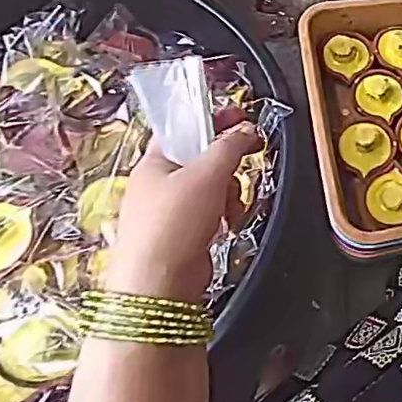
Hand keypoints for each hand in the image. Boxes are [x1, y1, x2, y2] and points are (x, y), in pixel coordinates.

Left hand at [102, 122, 263, 301]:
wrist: (159, 285)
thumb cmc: (174, 223)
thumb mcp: (207, 174)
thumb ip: (229, 147)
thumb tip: (246, 129)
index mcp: (154, 161)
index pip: (185, 127)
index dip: (213, 119)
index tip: (241, 117)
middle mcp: (158, 183)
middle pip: (202, 158)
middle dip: (227, 164)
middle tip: (246, 160)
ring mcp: (169, 210)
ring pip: (210, 186)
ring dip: (229, 192)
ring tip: (231, 206)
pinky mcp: (182, 234)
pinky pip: (209, 212)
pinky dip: (222, 214)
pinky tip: (225, 225)